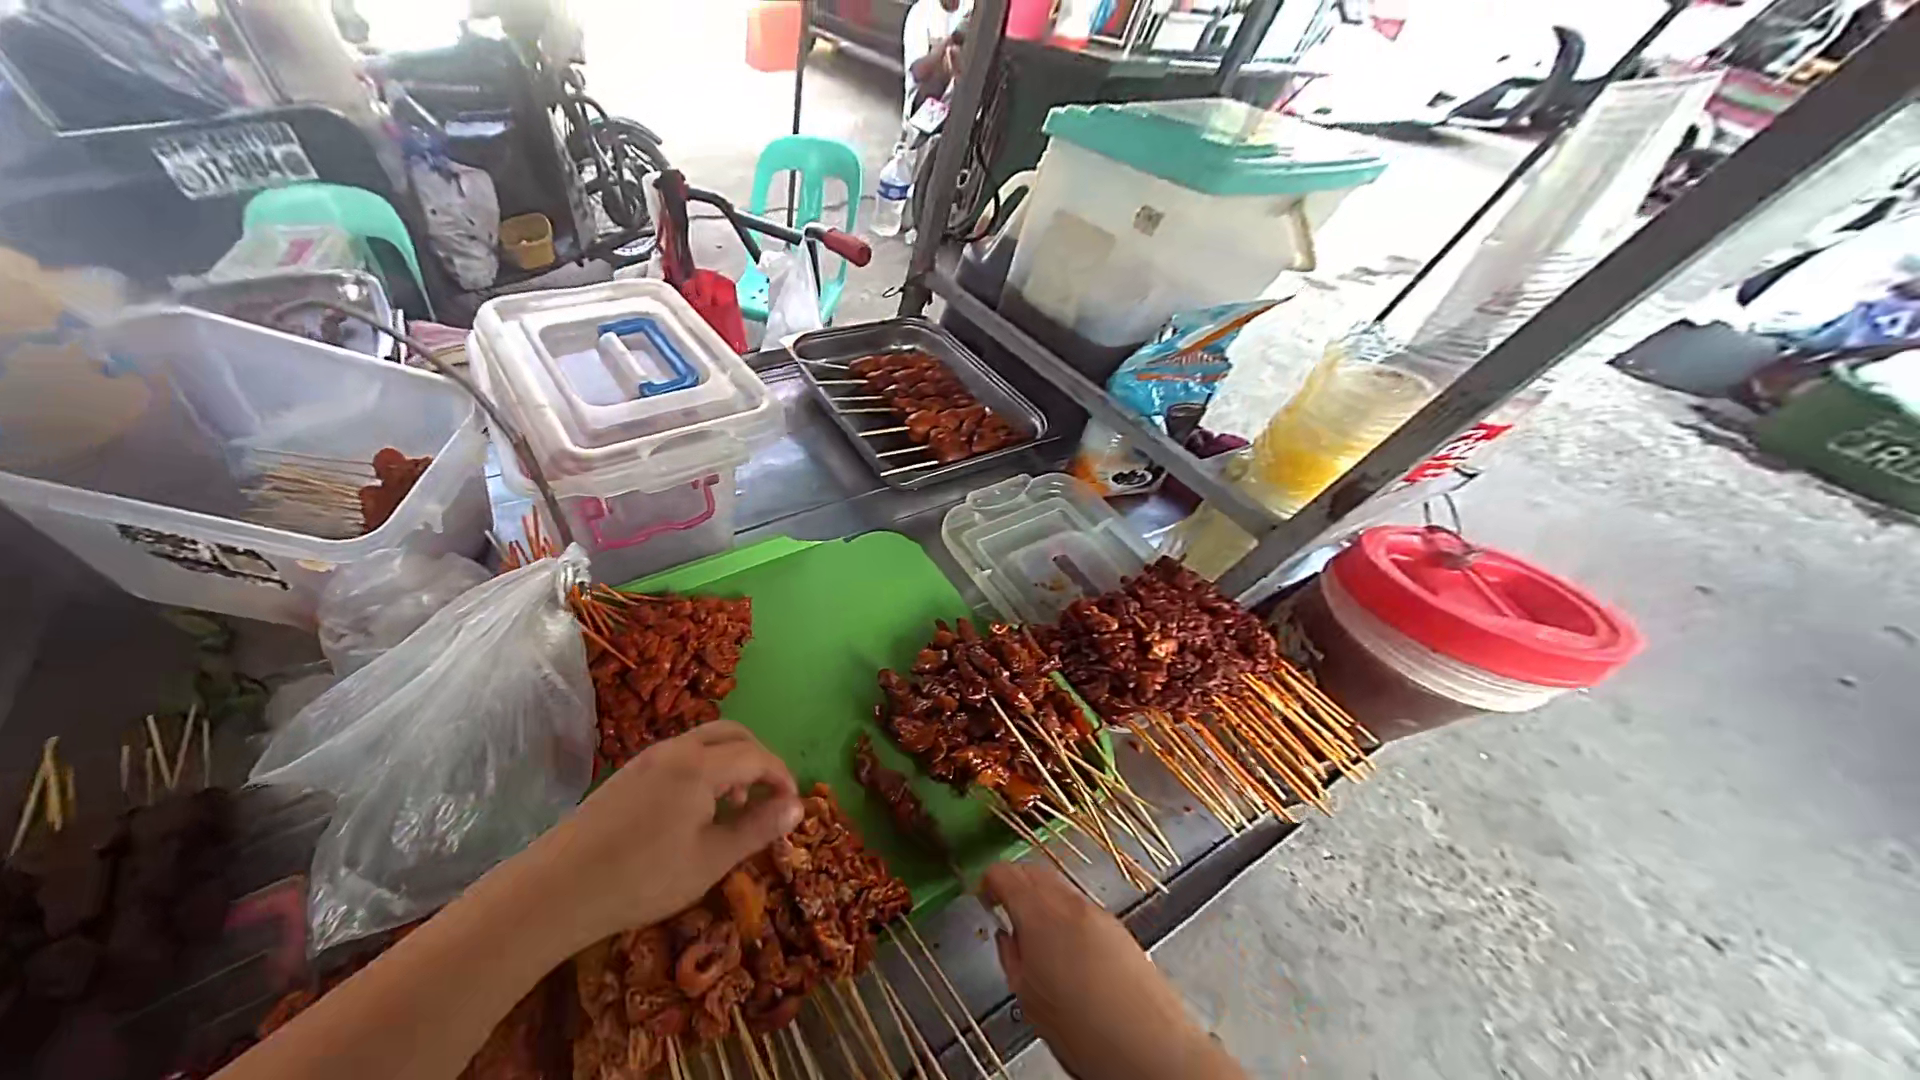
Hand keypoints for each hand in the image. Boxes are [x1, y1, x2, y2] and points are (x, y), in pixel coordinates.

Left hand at [522, 722, 801, 952]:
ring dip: (731, 762)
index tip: (792, 806)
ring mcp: (648, 759)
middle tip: (767, 796)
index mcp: (700, 765)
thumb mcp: (710, 860)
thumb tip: (798, 806)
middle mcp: (676, 749)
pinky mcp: (628, 774)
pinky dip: (705, 769)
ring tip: (732, 806)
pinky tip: (695, 811)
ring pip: (705, 742)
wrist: (553, 891)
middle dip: (759, 759)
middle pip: (733, 734)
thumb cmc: (641, 878)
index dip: (782, 777)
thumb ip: (757, 828)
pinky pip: (682, 755)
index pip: (757, 756)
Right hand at [982, 863, 1244, 1079]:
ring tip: (1032, 928)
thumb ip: (1011, 956)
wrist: (1149, 1046)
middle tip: (1002, 904)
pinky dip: (1063, 910)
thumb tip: (1006, 936)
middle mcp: (1068, 902)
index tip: (983, 894)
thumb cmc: (1082, 1029)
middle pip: (1033, 871)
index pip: (1005, 873)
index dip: (989, 880)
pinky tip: (1063, 944)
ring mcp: (1095, 911)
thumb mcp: (1027, 997)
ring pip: (1058, 885)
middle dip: (1014, 881)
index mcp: (1039, 913)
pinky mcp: (1116, 926)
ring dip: (1039, 894)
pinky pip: (1079, 903)